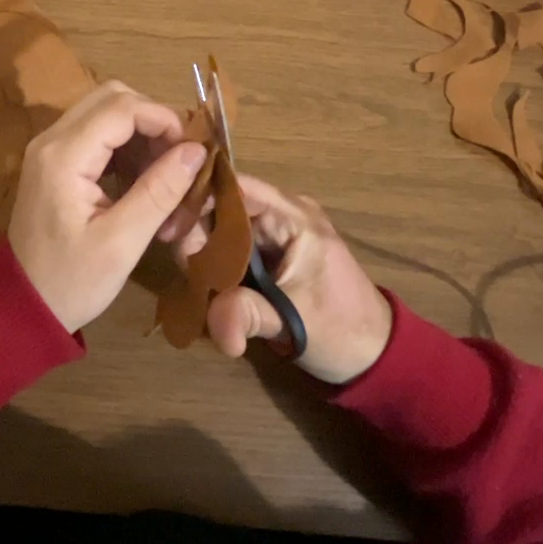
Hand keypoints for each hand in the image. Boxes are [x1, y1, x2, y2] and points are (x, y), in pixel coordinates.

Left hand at [8, 81, 208, 332]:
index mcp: (64, 157)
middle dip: (153, 120)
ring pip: (105, 112)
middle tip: (180, 159)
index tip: (193, 150)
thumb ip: (159, 192)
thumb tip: (196, 150)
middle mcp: (51, 140)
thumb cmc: (71, 281)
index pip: (121, 107)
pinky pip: (95, 133)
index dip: (163, 118)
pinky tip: (144, 179)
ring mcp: (49, 148)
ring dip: (141, 132)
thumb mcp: (122, 242)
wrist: (23, 304)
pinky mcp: (54, 161)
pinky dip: (125, 145)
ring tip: (167, 173)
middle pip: (111, 98)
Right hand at [169, 174, 392, 384]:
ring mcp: (271, 234)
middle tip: (182, 266)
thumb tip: (213, 323)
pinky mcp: (264, 255)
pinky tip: (201, 285)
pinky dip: (212, 265)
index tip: (168, 224)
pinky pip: (227, 248)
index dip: (199, 199)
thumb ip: (249, 314)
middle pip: (220, 206)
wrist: (374, 356)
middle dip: (195, 233)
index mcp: (293, 216)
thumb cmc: (344, 330)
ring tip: (192, 281)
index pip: (235, 187)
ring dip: (201, 253)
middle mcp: (279, 215)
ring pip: (219, 228)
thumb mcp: (295, 322)